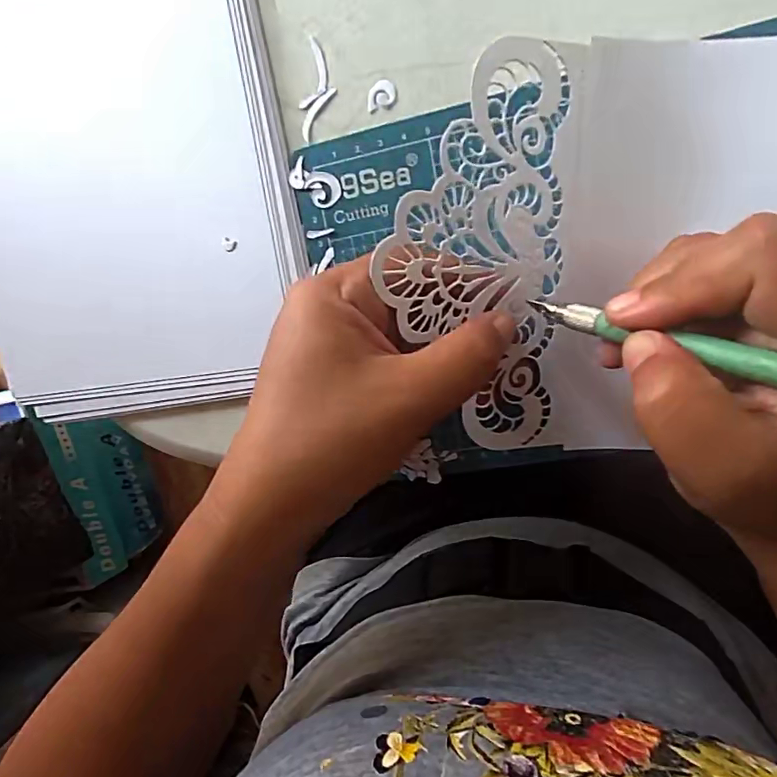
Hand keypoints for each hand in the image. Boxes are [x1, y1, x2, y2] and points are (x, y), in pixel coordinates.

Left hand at [213, 257, 513, 535]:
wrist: (269, 510)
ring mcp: (325, 348)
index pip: (409, 265)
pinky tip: (451, 394)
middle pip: (404, 301)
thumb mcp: (410, 395)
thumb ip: (467, 354)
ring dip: (440, 354)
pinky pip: (385, 364)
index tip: (508, 307)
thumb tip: (505, 320)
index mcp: (332, 294)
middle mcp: (324, 311)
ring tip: (488, 372)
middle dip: (454, 324)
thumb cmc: (333, 442)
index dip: (461, 280)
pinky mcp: (331, 381)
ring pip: (398, 337)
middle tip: (507, 346)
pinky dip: (418, 376)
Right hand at [601, 214, 776, 546]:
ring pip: (709, 254)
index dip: (690, 281)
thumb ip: (681, 409)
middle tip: (617, 337)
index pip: (769, 262)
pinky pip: (695, 272)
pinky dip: (653, 301)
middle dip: (663, 287)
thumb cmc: (763, 492)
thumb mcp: (720, 469)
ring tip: (626, 346)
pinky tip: (640, 341)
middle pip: (736, 247)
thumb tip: (639, 342)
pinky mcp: (754, 302)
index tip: (627, 324)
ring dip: (652, 294)